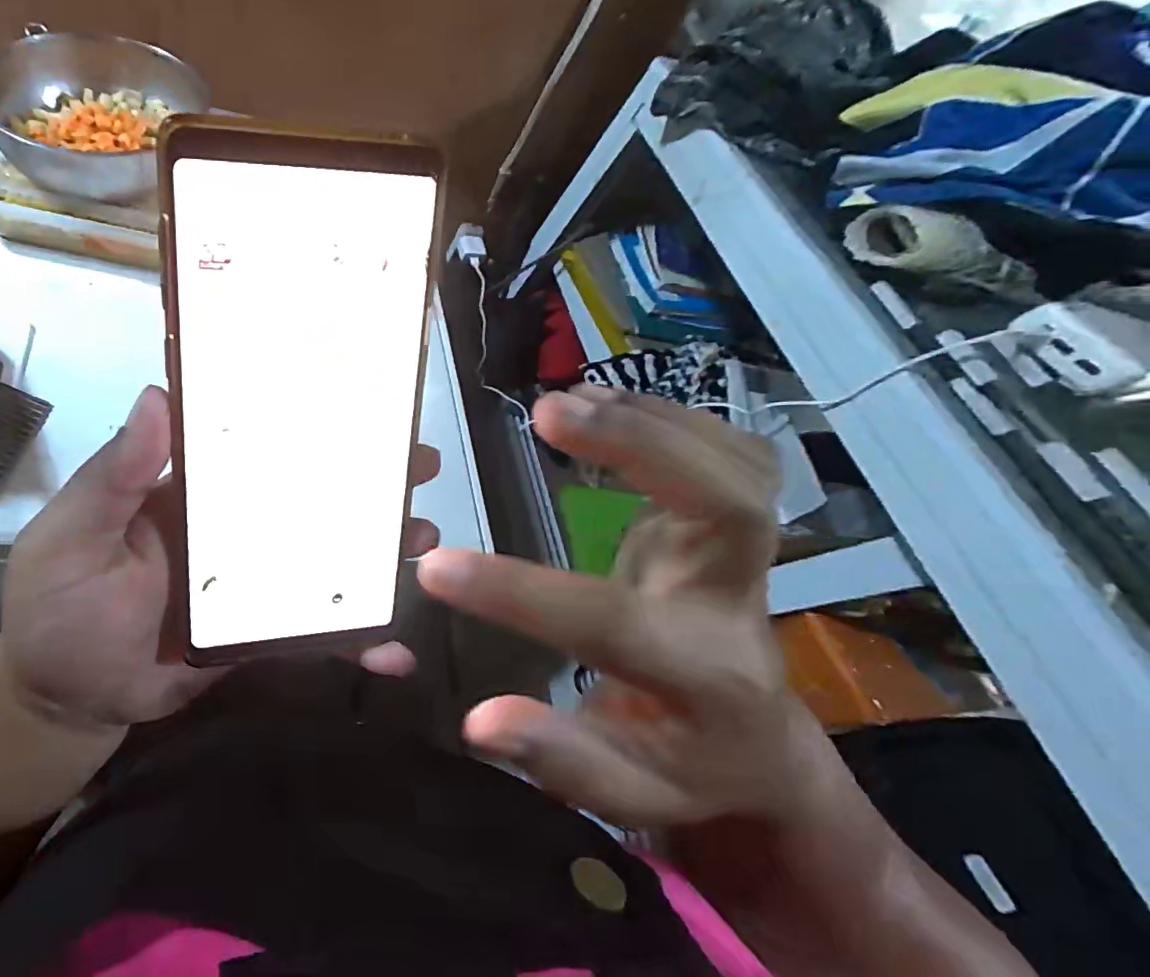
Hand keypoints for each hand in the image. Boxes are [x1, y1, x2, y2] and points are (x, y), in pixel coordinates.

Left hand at [0, 385, 441, 730]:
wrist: (63, 698)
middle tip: (417, 471)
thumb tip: (156, 394)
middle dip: (358, 485)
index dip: (300, 425)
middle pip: (301, 500)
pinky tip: (395, 649)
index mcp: (186, 494)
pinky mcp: (254, 637)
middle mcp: (223, 532)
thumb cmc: (58, 605)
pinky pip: (310, 632)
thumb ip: (116, 473)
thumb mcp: (77, 532)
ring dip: (370, 555)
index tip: (358, 407)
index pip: (248, 446)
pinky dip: (351, 641)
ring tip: (424, 546)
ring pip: (318, 563)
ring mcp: (244, 587)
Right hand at [417, 385, 851, 828]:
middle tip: (547, 412)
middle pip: (732, 505)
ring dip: (653, 419)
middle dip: (644, 448)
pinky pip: (731, 458)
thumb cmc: (680, 765)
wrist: (756, 746)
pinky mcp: (734, 532)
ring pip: (739, 467)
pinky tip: (603, 401)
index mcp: (701, 675)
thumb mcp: (623, 788)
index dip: (519, 594)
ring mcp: (743, 559)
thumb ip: (557, 757)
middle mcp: (734, 604)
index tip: (433, 569)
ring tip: (564, 401)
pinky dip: (670, 417)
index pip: (609, 624)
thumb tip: (480, 721)